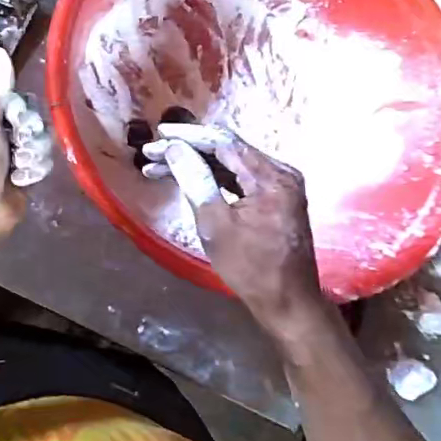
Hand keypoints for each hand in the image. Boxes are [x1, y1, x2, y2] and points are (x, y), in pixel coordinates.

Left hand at [0, 48, 26, 250]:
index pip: (18, 98)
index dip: (20, 109)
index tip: (12, 120)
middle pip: (34, 118)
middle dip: (29, 133)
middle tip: (17, 146)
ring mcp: (13, 155)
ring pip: (42, 140)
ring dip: (33, 154)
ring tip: (18, 168)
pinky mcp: (26, 175)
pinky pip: (44, 161)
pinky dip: (34, 170)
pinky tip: (21, 180)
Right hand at [144, 125, 328, 337]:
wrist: (288, 303)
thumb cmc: (250, 268)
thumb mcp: (215, 225)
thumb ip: (195, 180)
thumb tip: (174, 148)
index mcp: (271, 177)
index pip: (224, 142)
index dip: (188, 137)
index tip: (158, 137)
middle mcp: (281, 172)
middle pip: (228, 149)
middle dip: (189, 149)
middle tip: (152, 154)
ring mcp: (281, 184)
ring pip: (232, 162)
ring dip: (199, 162)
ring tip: (161, 166)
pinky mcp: (276, 196)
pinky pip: (241, 177)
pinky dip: (215, 177)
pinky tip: (190, 177)